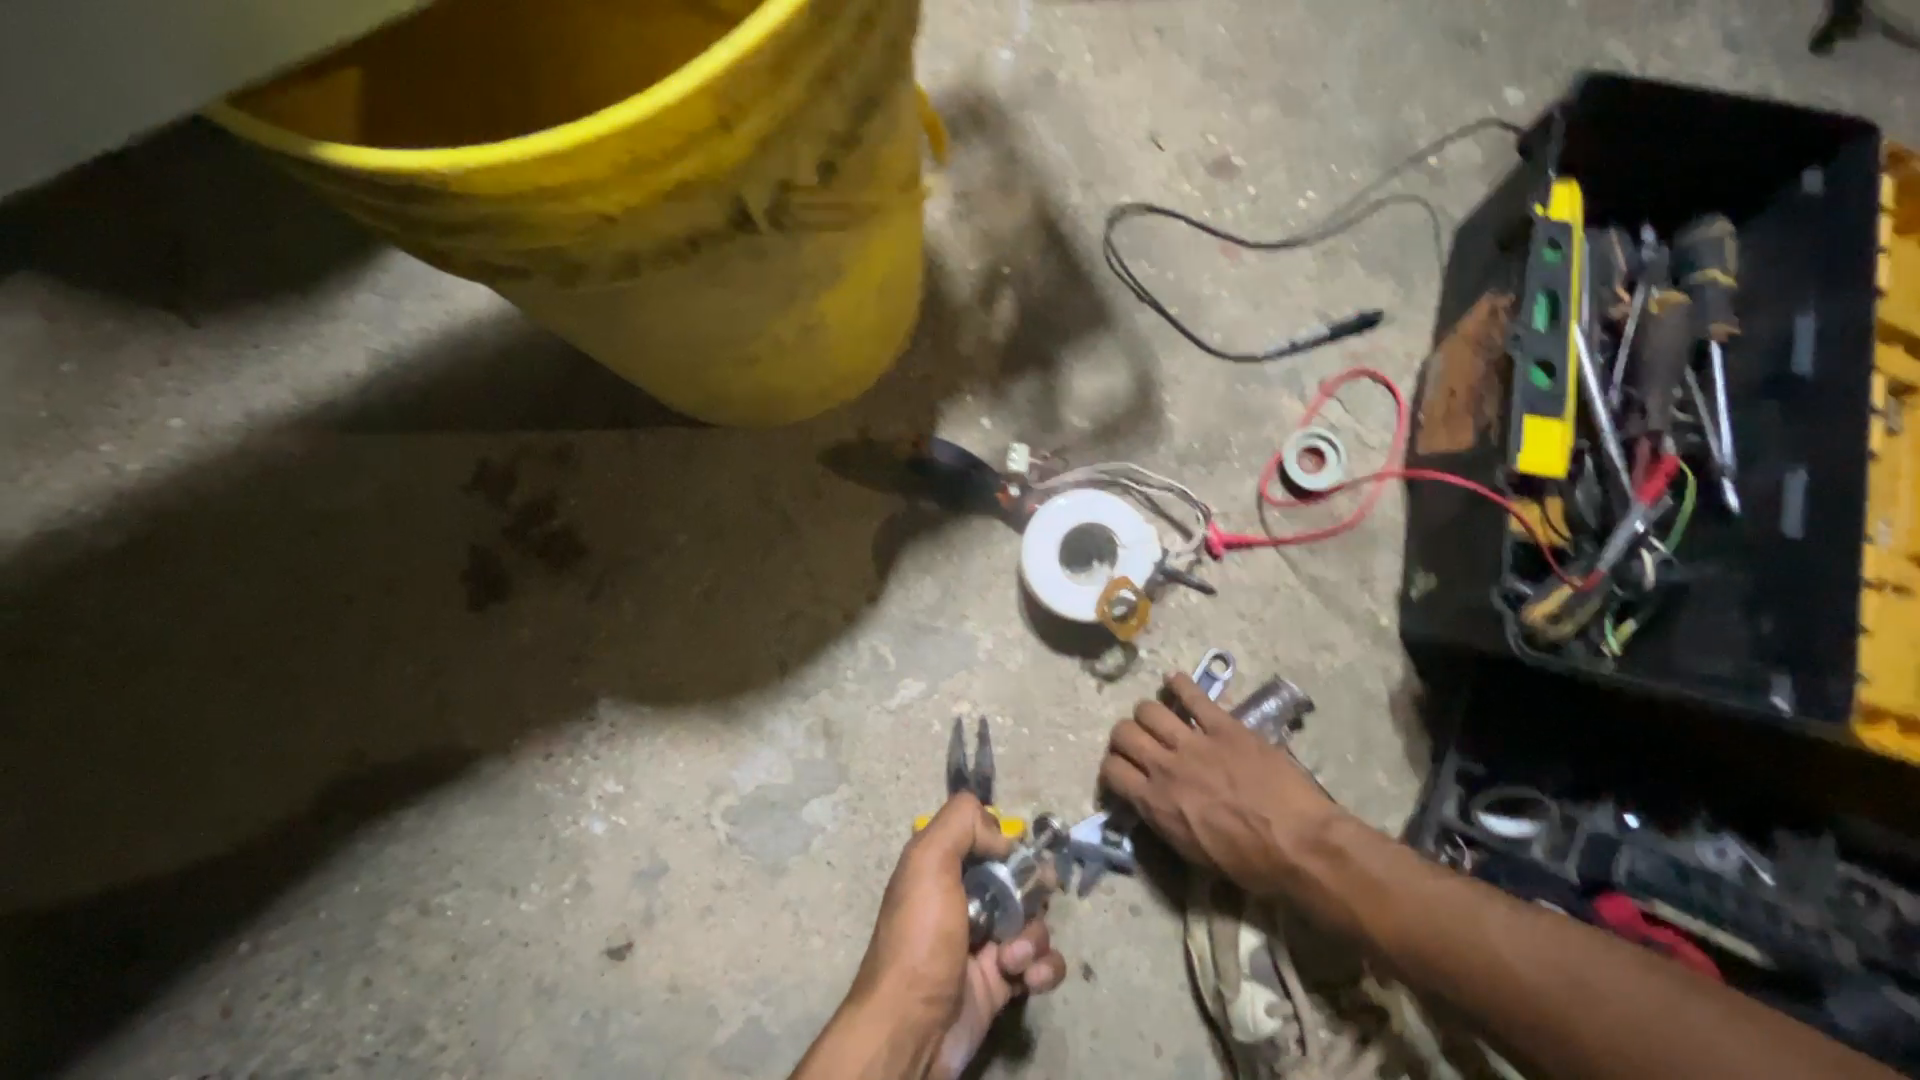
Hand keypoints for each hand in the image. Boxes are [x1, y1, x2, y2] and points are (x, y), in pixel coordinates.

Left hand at [849, 793, 1067, 1079]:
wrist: (912, 1027)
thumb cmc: (919, 939)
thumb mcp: (927, 861)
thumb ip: (961, 824)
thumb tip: (1002, 834)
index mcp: (941, 870)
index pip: (985, 840)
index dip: (1005, 845)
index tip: (1014, 858)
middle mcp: (964, 902)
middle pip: (1018, 881)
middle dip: (1032, 892)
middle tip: (1029, 906)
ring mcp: (985, 944)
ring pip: (1035, 923)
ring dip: (1034, 938)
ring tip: (1011, 960)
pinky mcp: (1004, 982)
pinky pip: (1042, 964)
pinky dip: (1044, 969)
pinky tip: (1028, 980)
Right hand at [1099, 673, 1340, 897]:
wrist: (1298, 845)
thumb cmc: (1249, 864)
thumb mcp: (1192, 853)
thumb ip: (1164, 820)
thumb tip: (1156, 805)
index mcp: (1155, 804)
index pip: (1111, 770)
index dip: (1113, 766)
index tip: (1124, 769)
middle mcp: (1165, 768)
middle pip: (1124, 733)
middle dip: (1126, 736)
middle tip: (1140, 742)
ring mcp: (1195, 743)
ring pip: (1149, 710)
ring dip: (1149, 713)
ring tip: (1160, 718)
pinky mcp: (1225, 727)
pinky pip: (1194, 696)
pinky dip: (1180, 685)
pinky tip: (1176, 681)